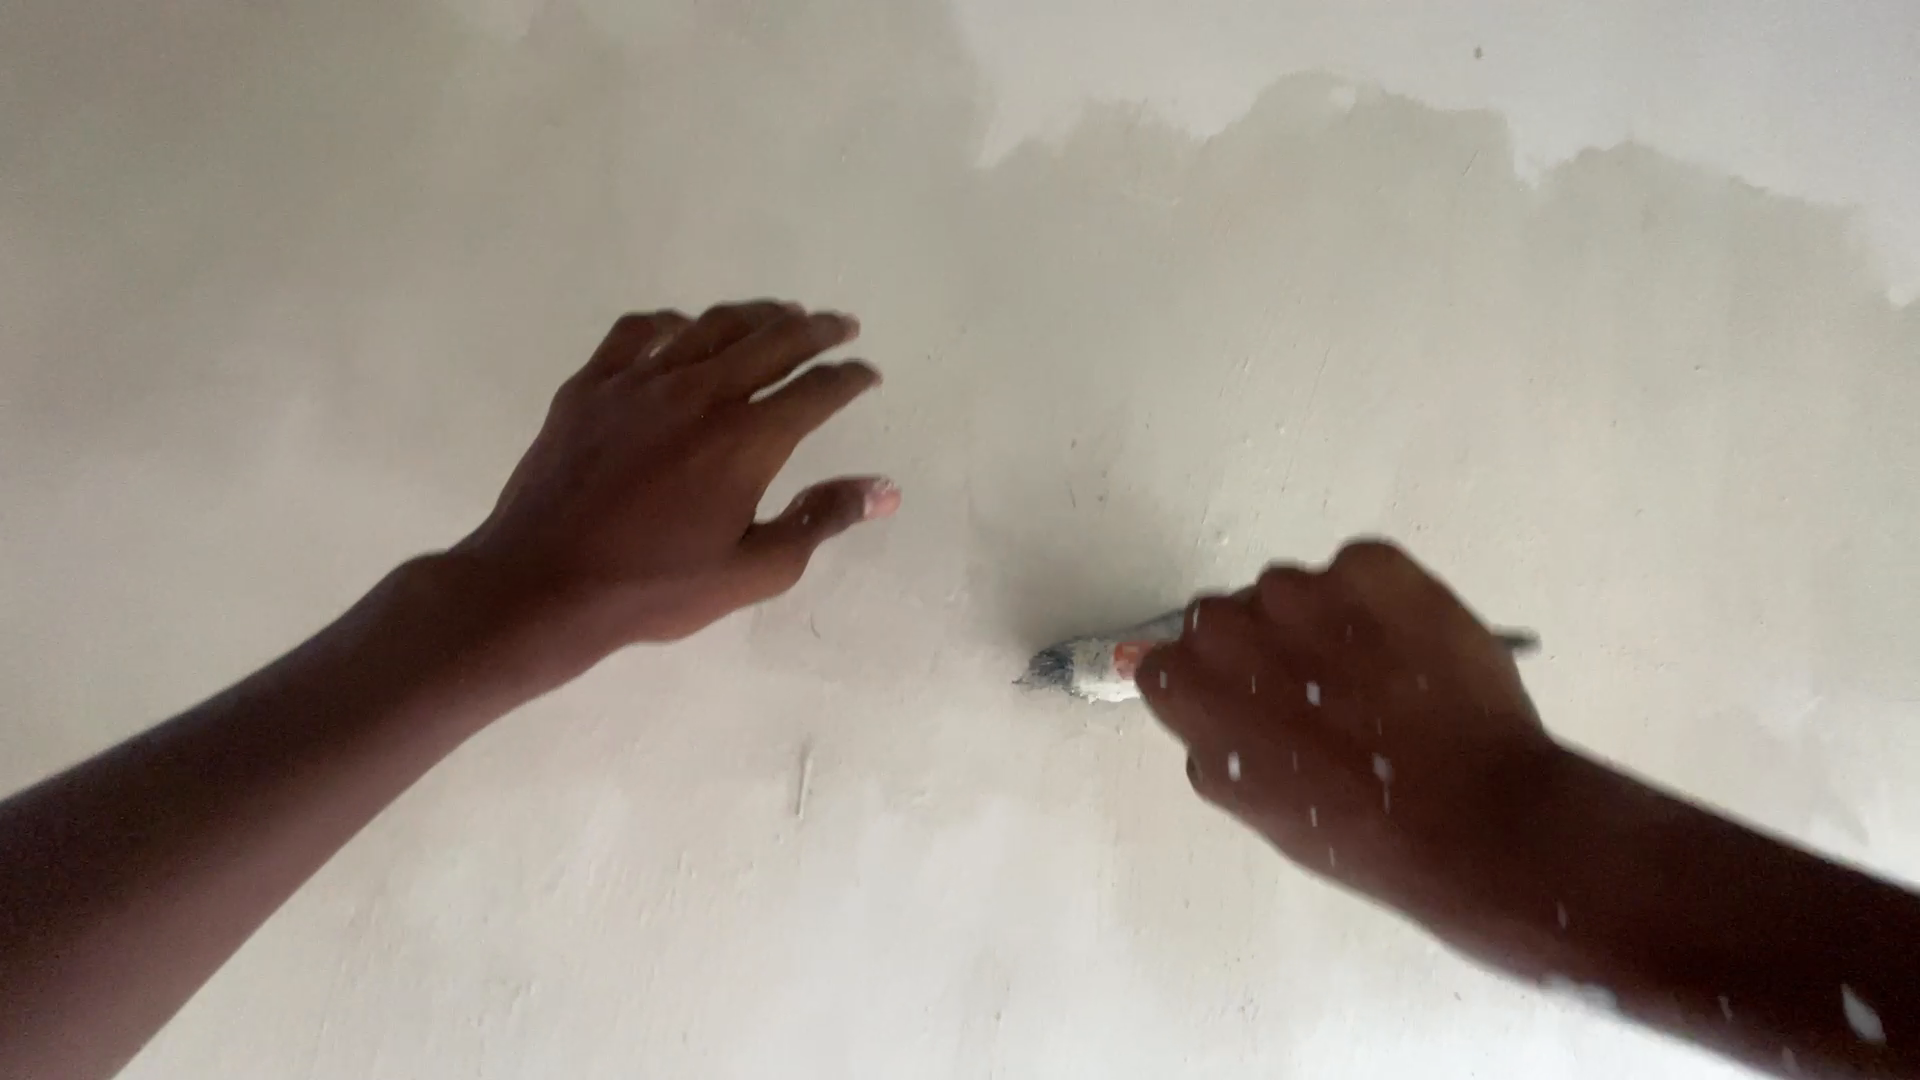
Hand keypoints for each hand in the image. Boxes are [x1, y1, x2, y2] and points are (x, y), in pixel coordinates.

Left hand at [452, 300, 898, 652]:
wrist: (544, 586)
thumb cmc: (659, 587)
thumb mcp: (758, 569)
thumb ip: (824, 519)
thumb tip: (885, 490)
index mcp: (747, 440)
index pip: (817, 390)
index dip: (851, 378)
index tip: (868, 375)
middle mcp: (702, 393)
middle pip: (774, 341)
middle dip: (818, 330)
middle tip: (841, 326)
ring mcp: (641, 382)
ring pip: (713, 325)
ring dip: (758, 315)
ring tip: (782, 314)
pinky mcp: (593, 384)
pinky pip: (640, 331)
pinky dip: (674, 323)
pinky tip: (684, 328)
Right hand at [1138, 540, 1560, 945]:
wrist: (1477, 820)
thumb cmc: (1350, 830)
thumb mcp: (1248, 802)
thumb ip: (1210, 738)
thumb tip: (1215, 705)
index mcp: (1187, 683)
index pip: (1169, 663)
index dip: (1210, 685)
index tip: (1249, 707)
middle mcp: (1226, 623)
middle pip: (1222, 618)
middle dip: (1257, 646)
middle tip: (1313, 689)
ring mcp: (1299, 587)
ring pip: (1289, 592)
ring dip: (1315, 621)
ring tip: (1373, 674)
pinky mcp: (1371, 566)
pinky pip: (1357, 574)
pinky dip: (1377, 602)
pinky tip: (1409, 651)